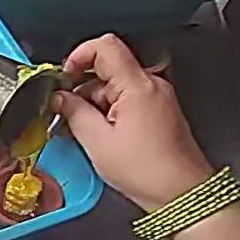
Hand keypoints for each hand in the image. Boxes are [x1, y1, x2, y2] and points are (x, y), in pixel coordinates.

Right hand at [55, 34, 214, 210]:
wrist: (180, 192)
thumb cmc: (143, 169)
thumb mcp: (97, 141)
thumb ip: (74, 112)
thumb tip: (59, 97)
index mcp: (137, 85)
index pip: (105, 47)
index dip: (78, 56)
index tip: (63, 78)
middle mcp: (151, 83)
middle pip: (108, 69)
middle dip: (82, 88)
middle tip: (66, 114)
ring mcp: (156, 97)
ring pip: (115, 86)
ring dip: (94, 104)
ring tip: (83, 133)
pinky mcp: (157, 111)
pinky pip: (127, 100)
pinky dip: (108, 112)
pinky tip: (100, 136)